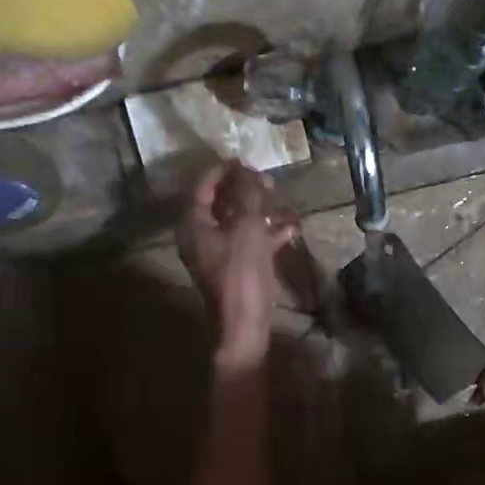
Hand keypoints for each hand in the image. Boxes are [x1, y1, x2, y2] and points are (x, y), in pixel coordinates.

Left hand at [178, 161, 298, 370]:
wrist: (245, 325)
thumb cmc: (242, 274)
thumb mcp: (248, 228)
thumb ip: (249, 195)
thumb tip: (249, 170)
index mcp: (194, 225)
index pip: (203, 186)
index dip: (224, 170)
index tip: (246, 159)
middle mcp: (201, 236)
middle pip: (221, 202)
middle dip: (245, 189)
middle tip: (267, 180)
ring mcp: (218, 254)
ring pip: (237, 222)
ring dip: (259, 210)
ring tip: (281, 199)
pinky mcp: (236, 268)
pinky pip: (249, 242)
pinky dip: (266, 233)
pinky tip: (291, 228)